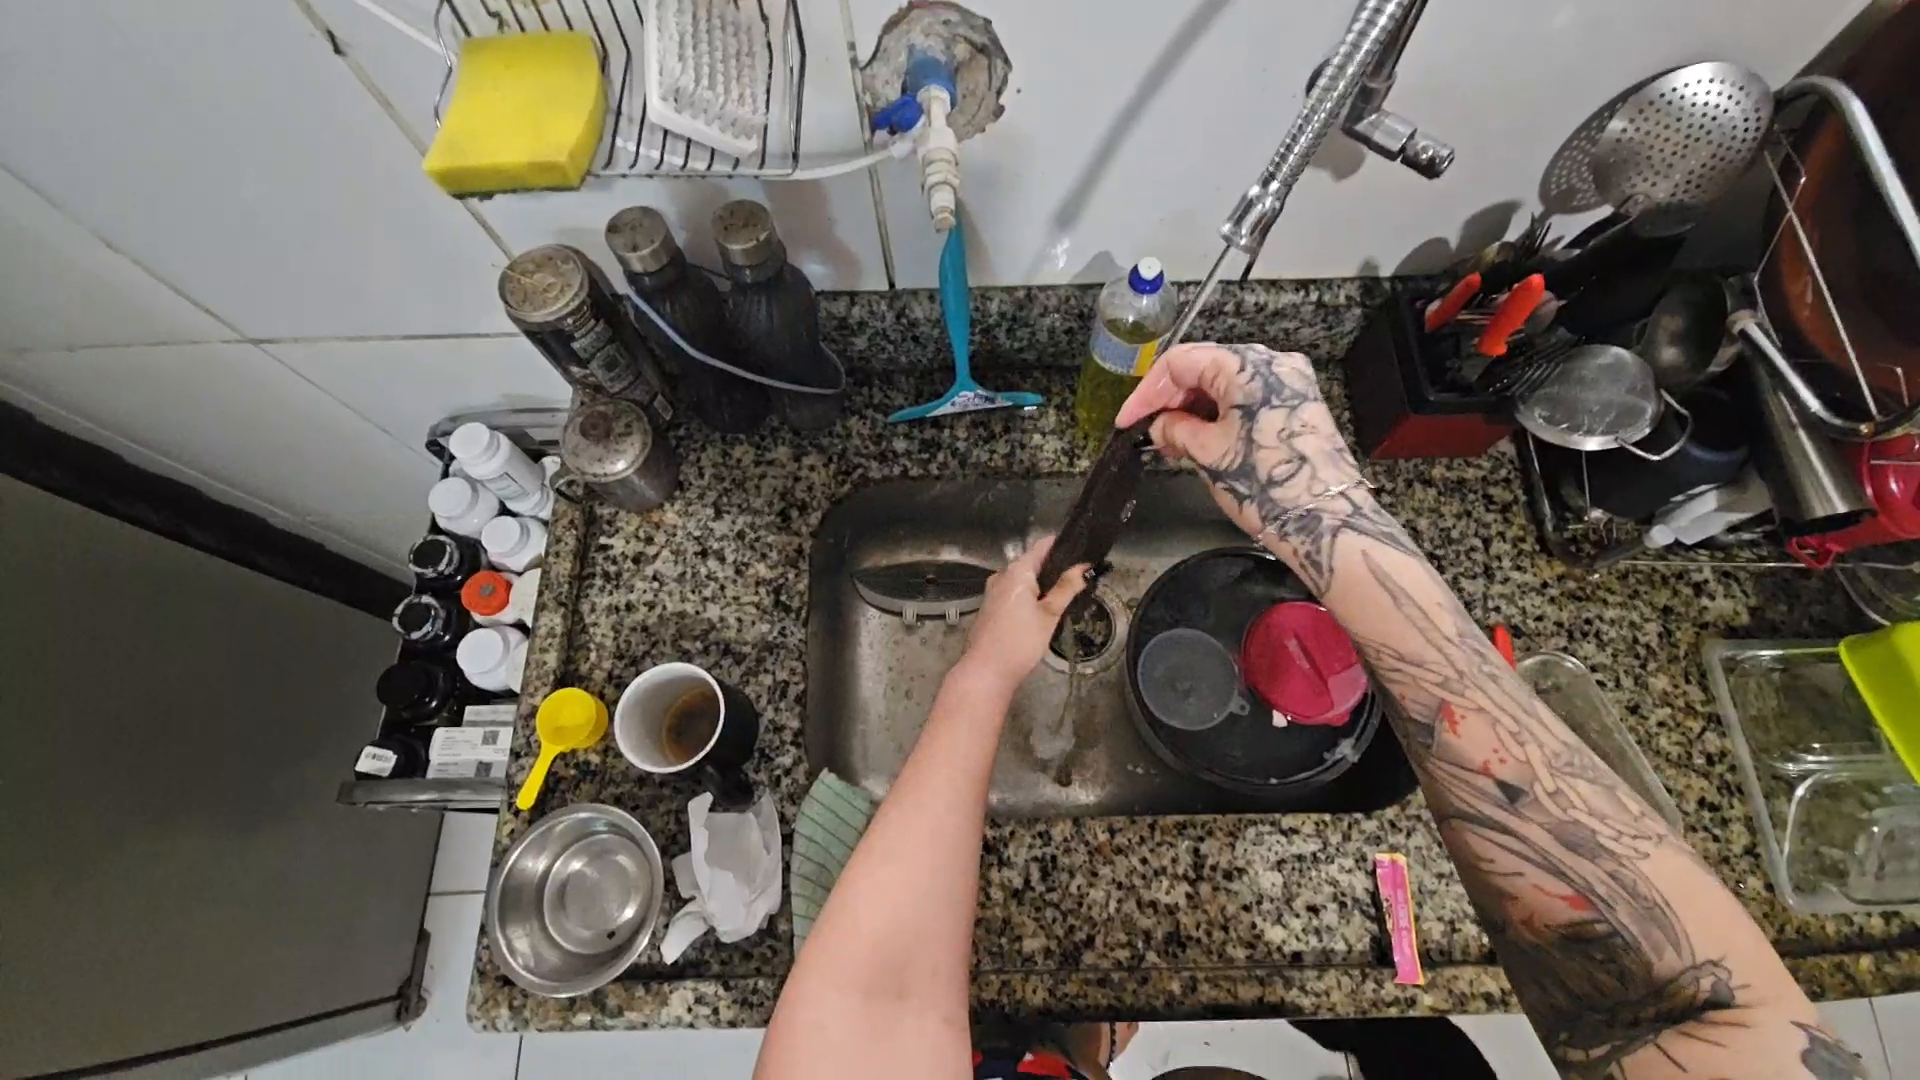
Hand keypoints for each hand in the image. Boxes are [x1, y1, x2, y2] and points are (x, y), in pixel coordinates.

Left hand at [958, 536, 1087, 694]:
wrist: (986, 670)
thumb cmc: (1020, 641)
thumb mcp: (1049, 614)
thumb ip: (1066, 588)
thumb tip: (1083, 567)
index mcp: (1016, 571)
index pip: (1042, 546)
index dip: (1063, 545)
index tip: (1083, 550)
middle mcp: (1002, 575)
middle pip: (1033, 563)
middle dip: (1055, 569)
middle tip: (1080, 578)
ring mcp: (994, 591)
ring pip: (1024, 580)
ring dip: (1043, 584)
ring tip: (1067, 594)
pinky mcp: (991, 606)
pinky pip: (1015, 592)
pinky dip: (1030, 595)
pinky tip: (1043, 609)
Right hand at [1115, 343, 1366, 541]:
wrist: (1325, 522)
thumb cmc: (1266, 486)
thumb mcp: (1208, 454)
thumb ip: (1175, 430)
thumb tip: (1158, 424)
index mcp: (1249, 367)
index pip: (1180, 362)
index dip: (1146, 391)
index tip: (1127, 420)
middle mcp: (1273, 364)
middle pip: (1203, 367)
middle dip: (1169, 399)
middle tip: (1145, 431)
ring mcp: (1288, 384)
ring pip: (1224, 384)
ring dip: (1191, 409)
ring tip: (1168, 442)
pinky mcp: (1295, 406)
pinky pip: (1244, 399)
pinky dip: (1216, 415)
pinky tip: (1196, 440)